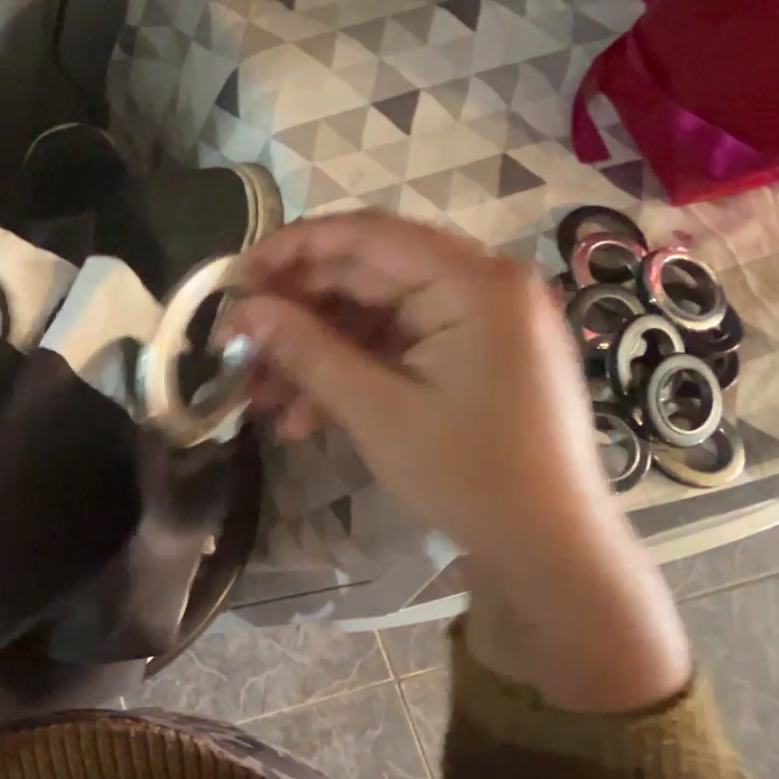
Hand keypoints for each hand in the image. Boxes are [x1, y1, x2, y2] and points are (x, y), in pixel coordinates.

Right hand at [227, 211, 613, 571]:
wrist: (546, 542)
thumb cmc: (468, 472)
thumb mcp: (374, 410)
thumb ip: (306, 350)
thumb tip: (242, 312)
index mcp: (470, 281)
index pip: (364, 236)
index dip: (289, 251)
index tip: (232, 282)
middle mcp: (476, 285)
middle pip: (363, 276)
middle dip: (293, 314)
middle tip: (235, 346)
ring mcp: (473, 322)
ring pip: (368, 318)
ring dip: (310, 354)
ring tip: (257, 398)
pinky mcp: (465, 356)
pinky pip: (389, 349)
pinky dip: (344, 375)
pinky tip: (300, 418)